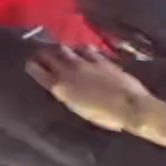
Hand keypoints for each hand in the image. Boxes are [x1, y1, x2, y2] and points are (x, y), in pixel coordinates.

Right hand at [27, 45, 164, 133]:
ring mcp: (84, 64)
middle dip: (42, 54)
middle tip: (42, 54)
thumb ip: (64, 93)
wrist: (134, 108)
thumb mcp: (77, 107)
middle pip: (46, 56)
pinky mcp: (101, 61)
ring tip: (61, 50)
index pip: (34, 68)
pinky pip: (87, 50)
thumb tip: (58, 85)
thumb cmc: (105, 115)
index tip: (31, 63)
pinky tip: (84, 49)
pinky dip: (83, 50)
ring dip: (61, 50)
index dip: (31, 64)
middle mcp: (66, 71)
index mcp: (58, 85)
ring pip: (65, 50)